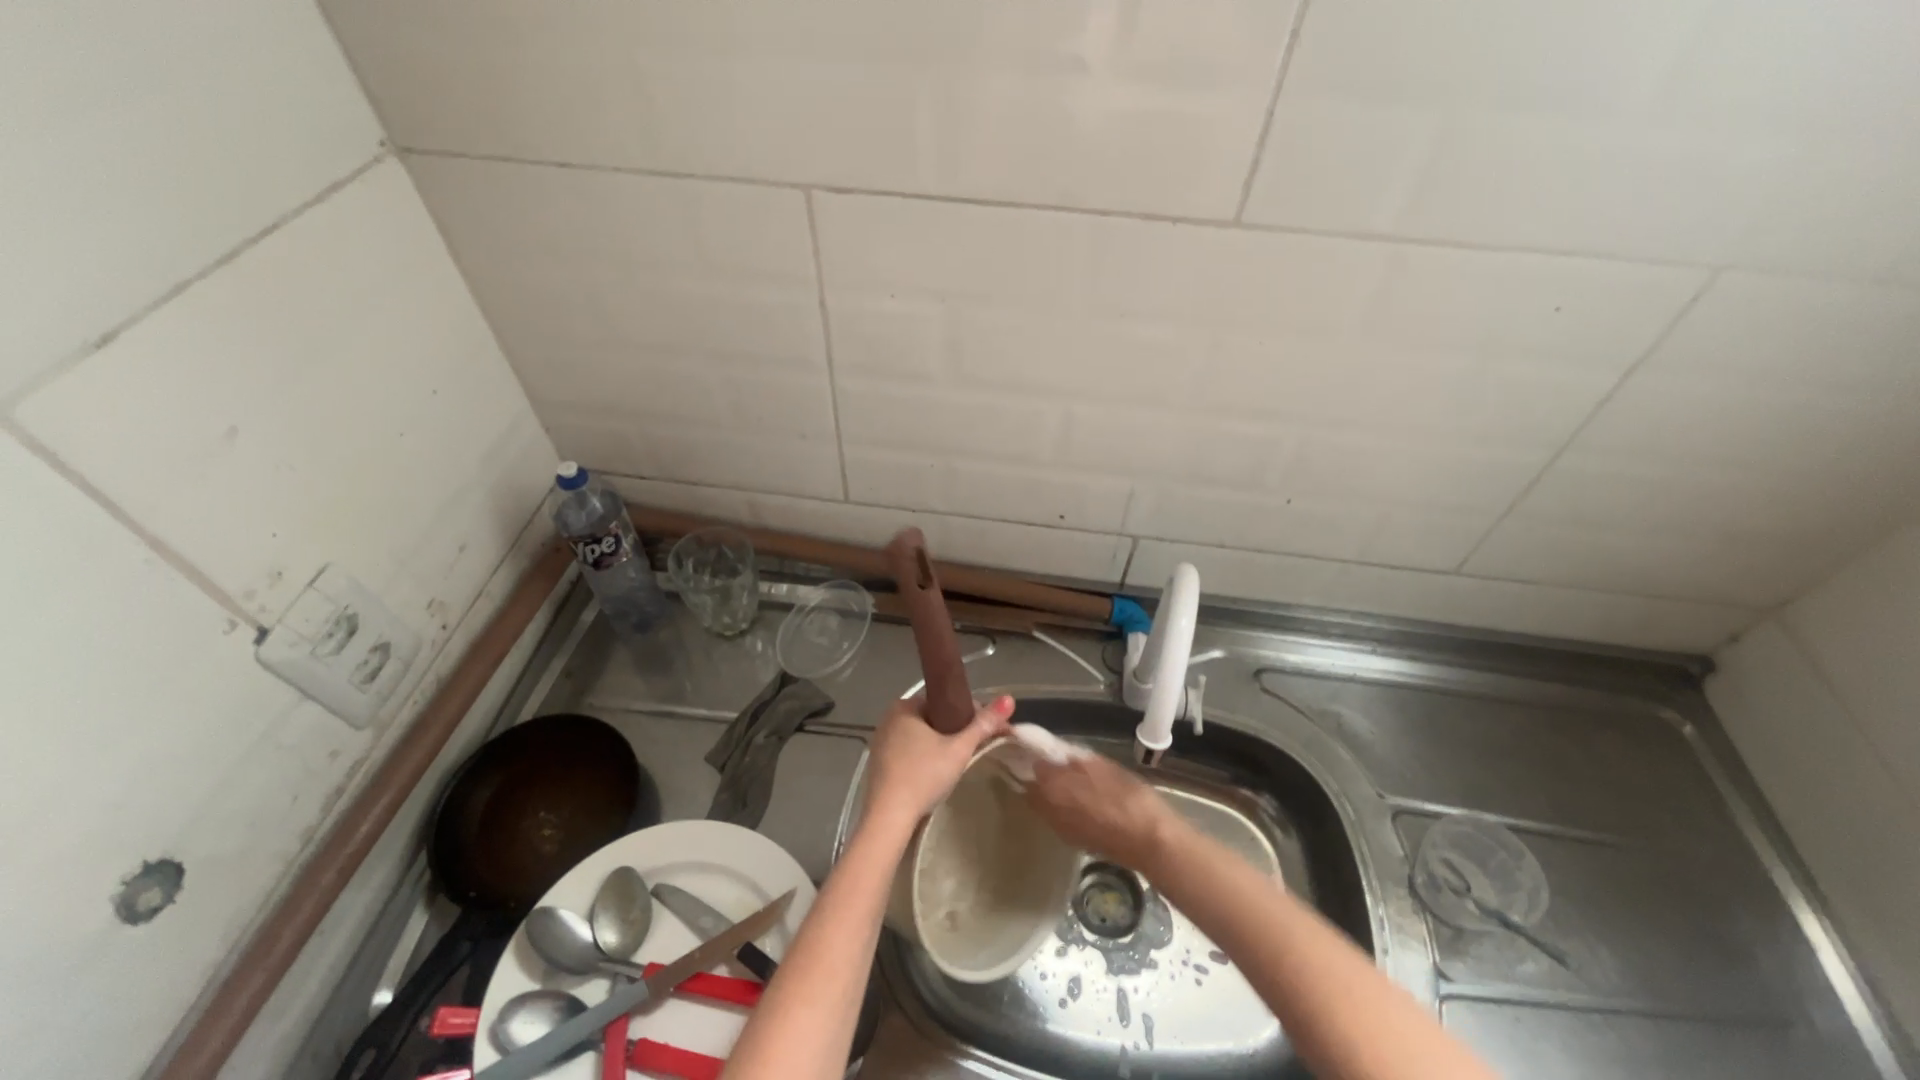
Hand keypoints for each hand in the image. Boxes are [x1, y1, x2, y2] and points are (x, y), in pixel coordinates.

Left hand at [863, 694, 1013, 827]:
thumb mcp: (959, 749)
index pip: (946, 700)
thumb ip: (984, 725)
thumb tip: (1009, 698)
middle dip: (957, 729)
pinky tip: (936, 772)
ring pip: (921, 735)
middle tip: (977, 748)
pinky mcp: (878, 763)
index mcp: (905, 706)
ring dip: (941, 743)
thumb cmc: (924, 776)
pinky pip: (909, 751)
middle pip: (934, 717)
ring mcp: (881, 741)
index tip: (989, 730)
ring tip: (960, 761)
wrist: (888, 816)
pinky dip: (924, 756)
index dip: (972, 713)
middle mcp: (889, 718)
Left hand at [1026, 753, 1180, 874]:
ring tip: (1072, 784)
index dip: (1037, 757)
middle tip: (1056, 766)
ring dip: (1050, 794)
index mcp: (1053, 787)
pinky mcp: (1074, 843)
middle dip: (1040, 778)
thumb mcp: (1102, 766)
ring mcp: (1060, 829)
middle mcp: (1048, 810)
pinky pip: (1058, 819)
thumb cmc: (1127, 797)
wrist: (1149, 842)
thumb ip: (1072, 758)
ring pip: (1044, 807)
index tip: (1045, 750)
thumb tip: (1053, 754)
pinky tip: (1083, 804)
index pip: (1030, 767)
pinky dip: (1062, 809)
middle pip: (1032, 790)